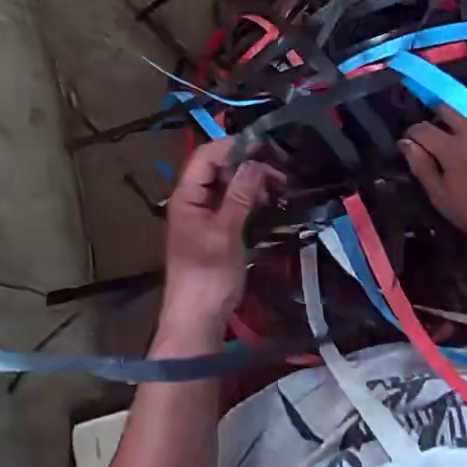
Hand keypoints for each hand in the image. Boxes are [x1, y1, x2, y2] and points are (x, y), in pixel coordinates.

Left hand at [155, 138, 284, 351]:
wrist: (197, 319)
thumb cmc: (209, 275)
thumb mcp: (227, 232)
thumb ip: (239, 195)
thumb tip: (254, 163)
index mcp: (186, 197)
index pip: (206, 156)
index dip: (233, 147)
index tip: (266, 146)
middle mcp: (191, 202)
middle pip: (216, 170)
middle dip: (247, 165)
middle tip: (279, 171)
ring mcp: (200, 218)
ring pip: (225, 188)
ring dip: (249, 183)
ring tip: (278, 188)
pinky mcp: (212, 232)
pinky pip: (229, 206)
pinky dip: (247, 201)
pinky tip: (266, 203)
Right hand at [399, 103, 466, 266]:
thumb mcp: (442, 197)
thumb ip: (422, 167)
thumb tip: (405, 143)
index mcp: (451, 147)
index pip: (422, 128)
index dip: (410, 135)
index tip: (407, 147)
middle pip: (446, 106)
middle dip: (433, 114)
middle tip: (428, 136)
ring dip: (455, 113)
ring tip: (450, 133)